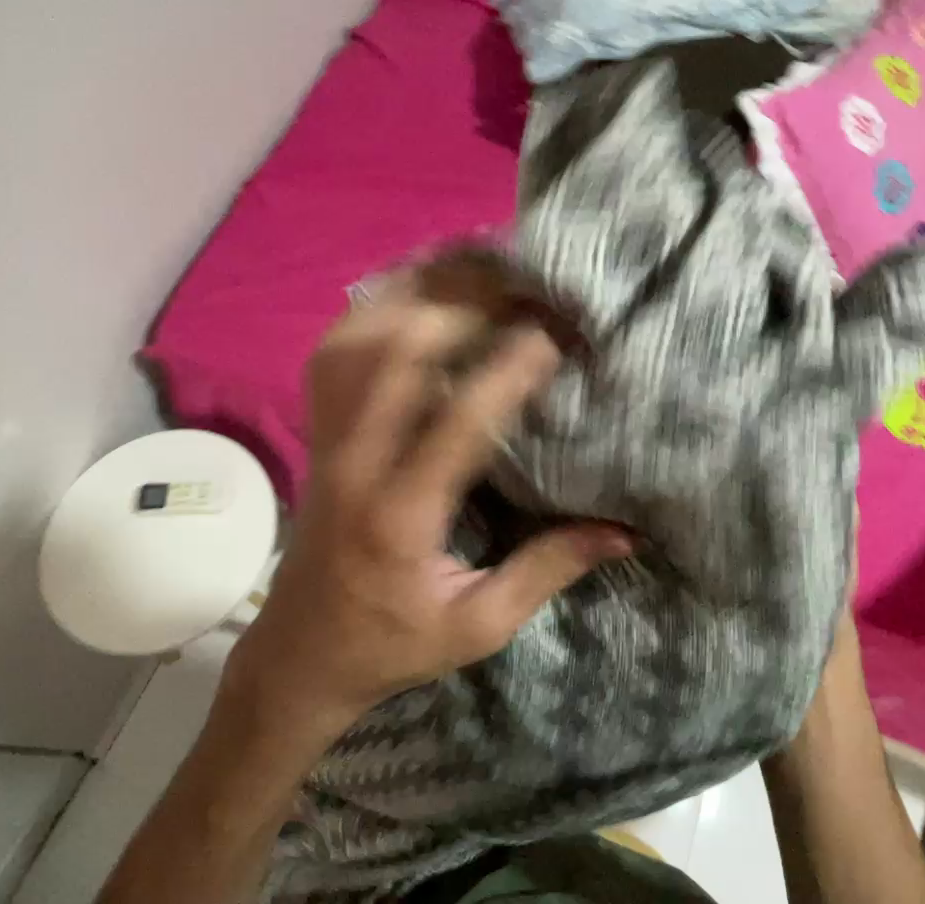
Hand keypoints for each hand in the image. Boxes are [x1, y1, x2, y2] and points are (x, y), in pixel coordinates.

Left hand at [230, 285, 633, 728]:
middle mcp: (354, 462)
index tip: (557, 334)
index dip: (510, 369)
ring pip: (358, 341)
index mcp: (400, 515)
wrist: (299, 654)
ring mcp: (325, 441)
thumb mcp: (478, 626)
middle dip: (464, 309)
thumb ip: (547, 572)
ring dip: (416, 296)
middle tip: (523, 290)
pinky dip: (372, 311)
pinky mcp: (315, 434)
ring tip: (475, 271)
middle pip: (397, 354)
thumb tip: (625, 532)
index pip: (458, 422)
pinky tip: (414, 294)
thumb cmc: (392, 645)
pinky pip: (333, 354)